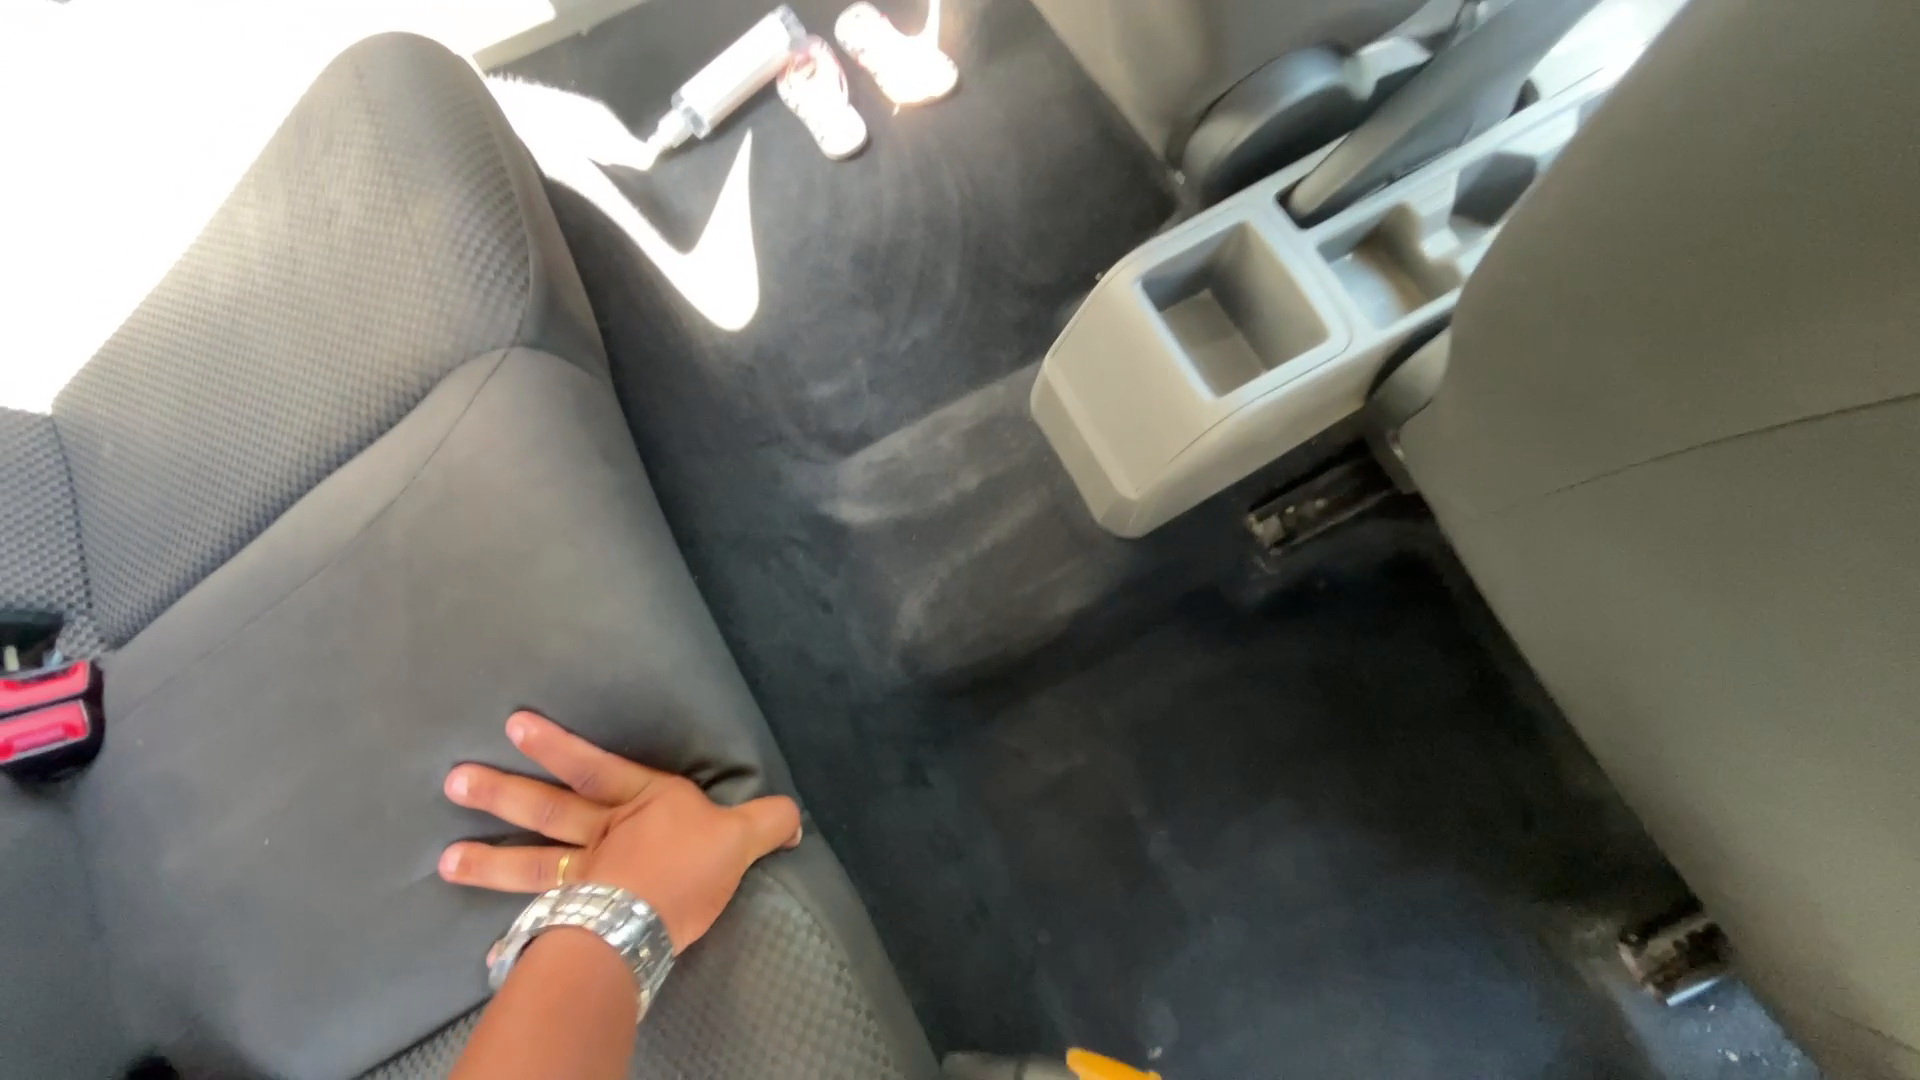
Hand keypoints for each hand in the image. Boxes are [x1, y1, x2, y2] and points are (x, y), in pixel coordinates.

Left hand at [438, 710, 801, 950]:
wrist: (651, 923)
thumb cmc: (692, 869)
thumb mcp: (743, 838)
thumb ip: (769, 821)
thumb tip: (797, 818)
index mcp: (643, 803)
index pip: (595, 766)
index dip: (558, 746)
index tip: (516, 725)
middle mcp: (604, 834)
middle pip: (549, 808)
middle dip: (504, 793)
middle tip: (453, 779)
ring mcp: (584, 876)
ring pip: (530, 863)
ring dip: (488, 860)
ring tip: (444, 859)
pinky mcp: (576, 918)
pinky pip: (540, 923)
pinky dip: (514, 934)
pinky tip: (489, 946)